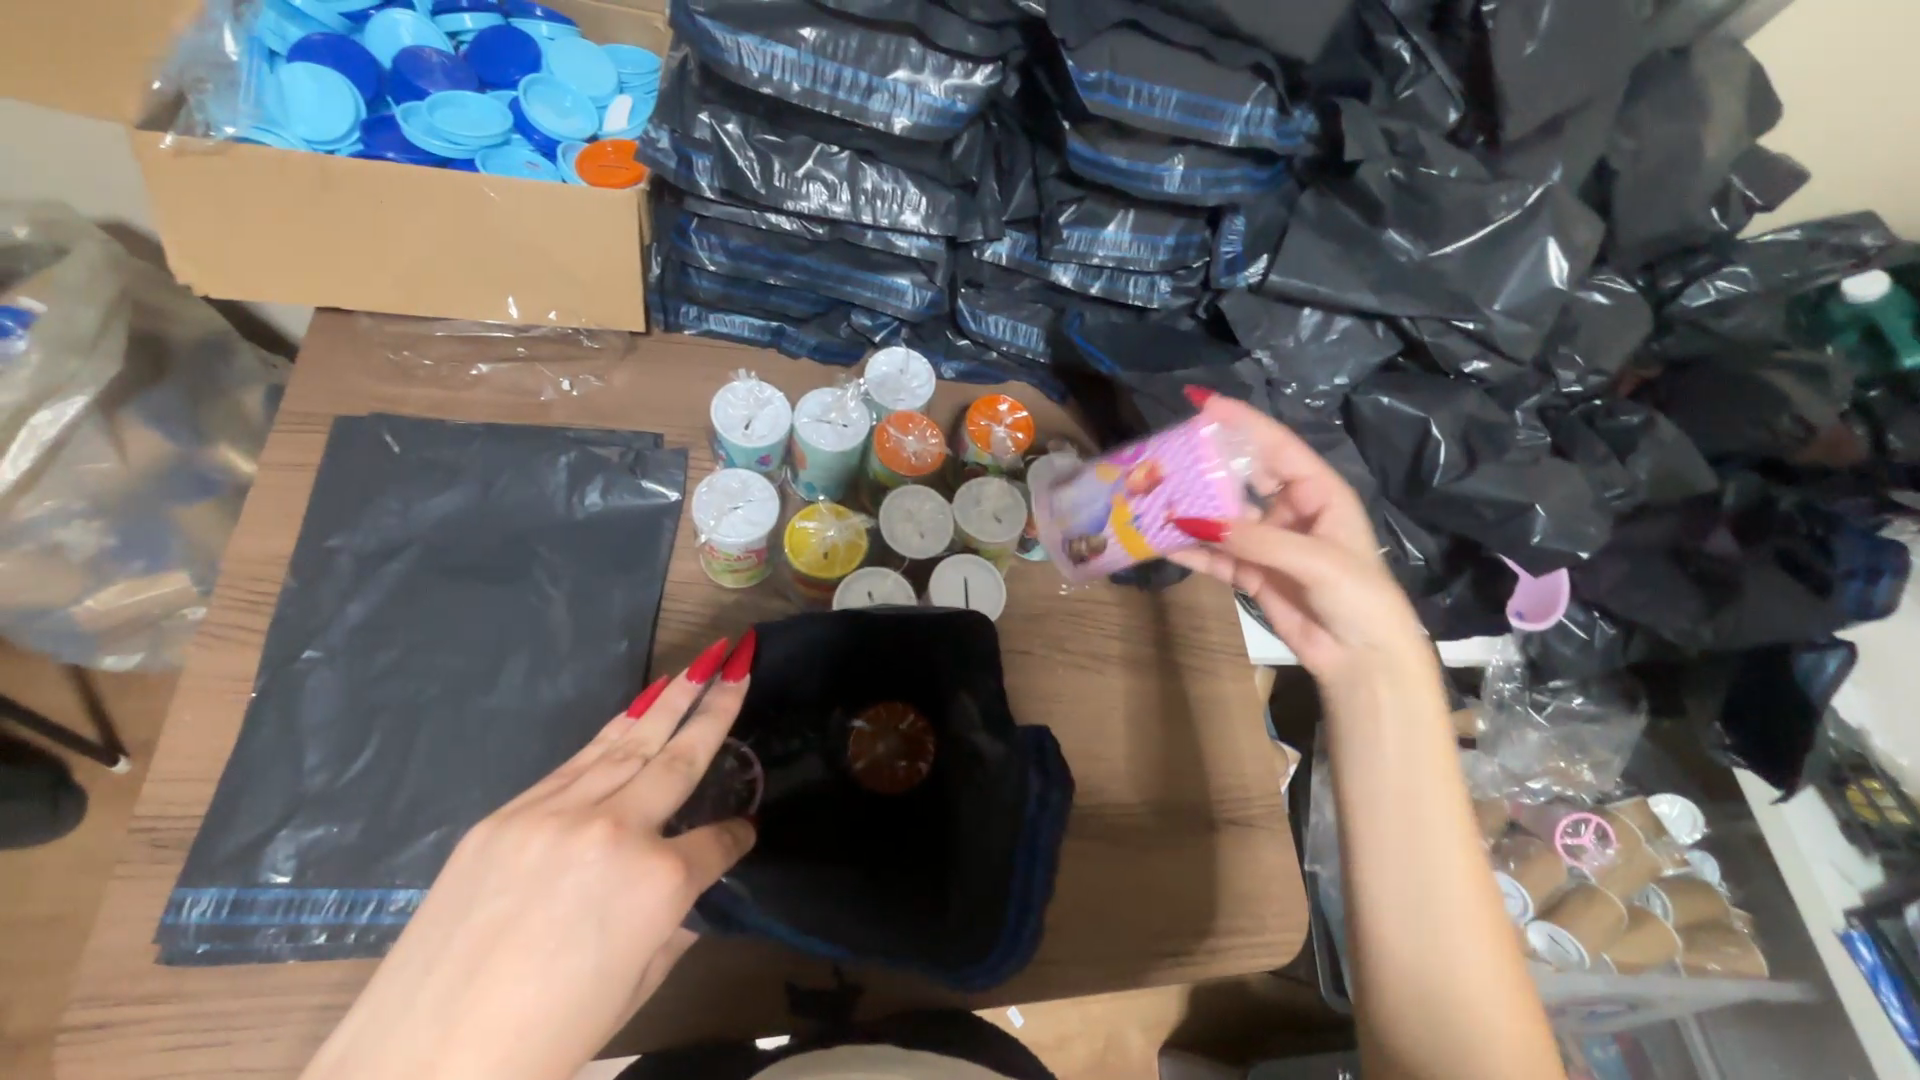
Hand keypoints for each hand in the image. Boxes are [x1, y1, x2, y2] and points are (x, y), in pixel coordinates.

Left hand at [301, 633, 759, 1079]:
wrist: (420, 1064)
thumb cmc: (547, 1040)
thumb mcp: (638, 985)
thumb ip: (676, 922)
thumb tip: (691, 885)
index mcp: (661, 884)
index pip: (719, 841)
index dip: (737, 836)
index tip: (744, 832)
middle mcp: (617, 832)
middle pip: (680, 760)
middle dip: (718, 707)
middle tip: (743, 661)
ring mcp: (557, 815)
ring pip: (629, 744)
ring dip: (670, 699)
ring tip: (702, 663)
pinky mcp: (509, 813)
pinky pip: (577, 762)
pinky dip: (615, 730)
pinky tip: (640, 705)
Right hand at [1168, 389, 1430, 682]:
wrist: (1364, 659)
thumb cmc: (1358, 597)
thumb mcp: (1316, 560)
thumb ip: (1256, 539)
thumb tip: (1193, 520)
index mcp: (1318, 492)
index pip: (1276, 446)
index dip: (1241, 423)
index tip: (1202, 404)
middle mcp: (1290, 510)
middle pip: (1240, 479)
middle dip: (1205, 467)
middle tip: (1164, 454)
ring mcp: (1267, 543)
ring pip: (1221, 519)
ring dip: (1190, 511)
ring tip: (1151, 497)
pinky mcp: (1251, 573)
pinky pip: (1214, 555)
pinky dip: (1189, 550)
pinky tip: (1160, 541)